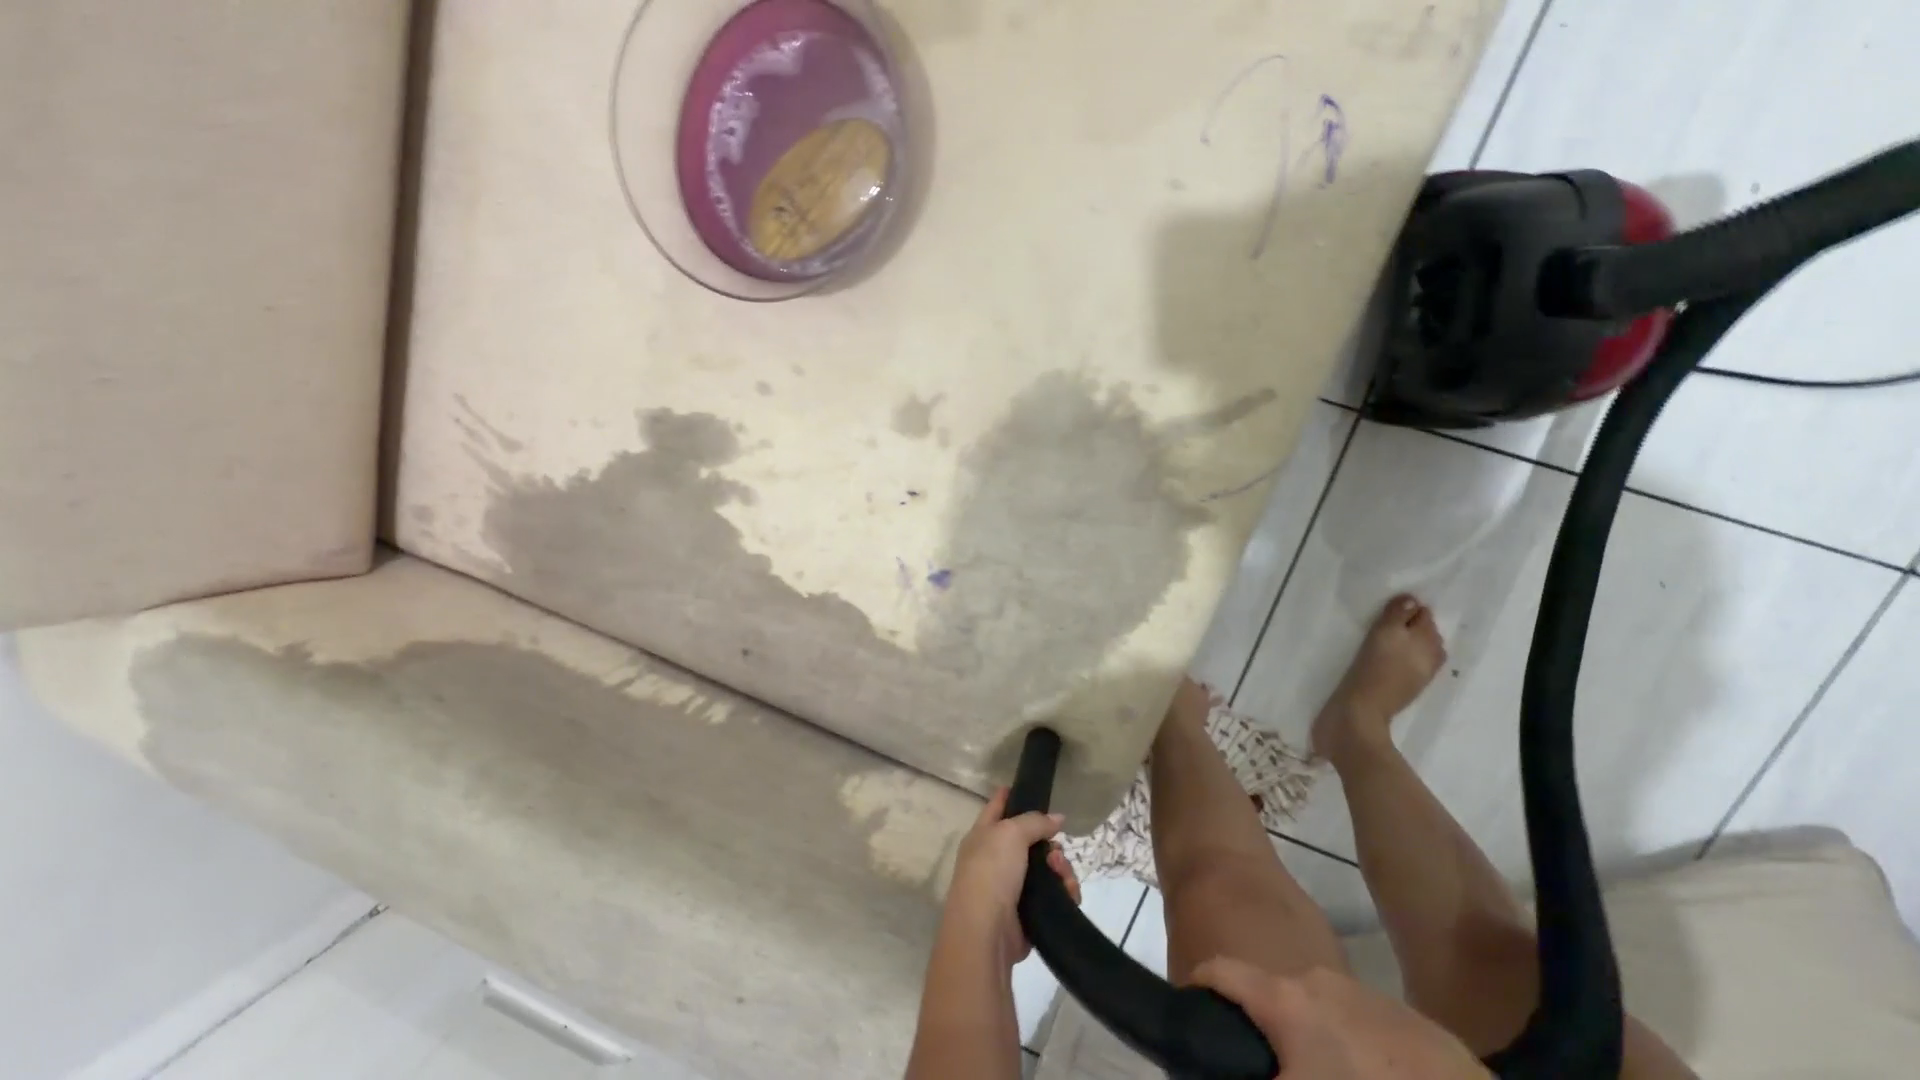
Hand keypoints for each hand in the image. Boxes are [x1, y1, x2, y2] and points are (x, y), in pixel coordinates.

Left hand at [942, 787, 1081, 966]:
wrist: (986, 930)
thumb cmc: (991, 871)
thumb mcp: (1011, 833)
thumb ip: (1034, 821)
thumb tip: (1057, 819)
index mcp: (983, 836)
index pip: (996, 808)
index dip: (1009, 796)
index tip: (1027, 787)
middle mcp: (995, 859)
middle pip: (1030, 841)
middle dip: (1050, 844)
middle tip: (1055, 852)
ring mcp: (1011, 886)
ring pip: (1046, 868)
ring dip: (1061, 869)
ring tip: (1062, 875)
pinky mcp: (1027, 911)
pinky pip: (1053, 894)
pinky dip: (1064, 892)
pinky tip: (1069, 893)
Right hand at [1193, 958, 1490, 1079]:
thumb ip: (1246, 1071)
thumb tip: (1219, 1067)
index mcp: (1284, 999)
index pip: (1218, 970)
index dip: (1196, 988)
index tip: (1192, 1017)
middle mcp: (1319, 982)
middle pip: (1269, 994)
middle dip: (1260, 1029)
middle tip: (1266, 1066)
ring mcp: (1367, 995)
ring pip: (1317, 1010)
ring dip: (1308, 1039)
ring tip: (1318, 1077)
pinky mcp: (1410, 1018)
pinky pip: (1362, 1026)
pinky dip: (1351, 1048)